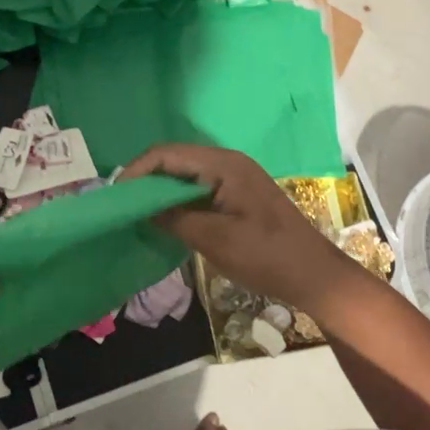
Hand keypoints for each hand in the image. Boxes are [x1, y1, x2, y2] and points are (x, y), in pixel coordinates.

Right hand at [121, 144, 358, 312]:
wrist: (314, 275)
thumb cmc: (267, 256)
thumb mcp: (216, 240)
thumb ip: (175, 219)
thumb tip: (140, 210)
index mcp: (224, 165)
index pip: (168, 154)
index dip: (137, 171)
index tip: (115, 197)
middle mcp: (228, 163)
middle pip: (175, 160)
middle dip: (145, 180)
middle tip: (120, 207)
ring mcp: (235, 178)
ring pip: (185, 176)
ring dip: (160, 192)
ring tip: (135, 214)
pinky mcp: (238, 196)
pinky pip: (199, 189)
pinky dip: (178, 201)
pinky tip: (165, 221)